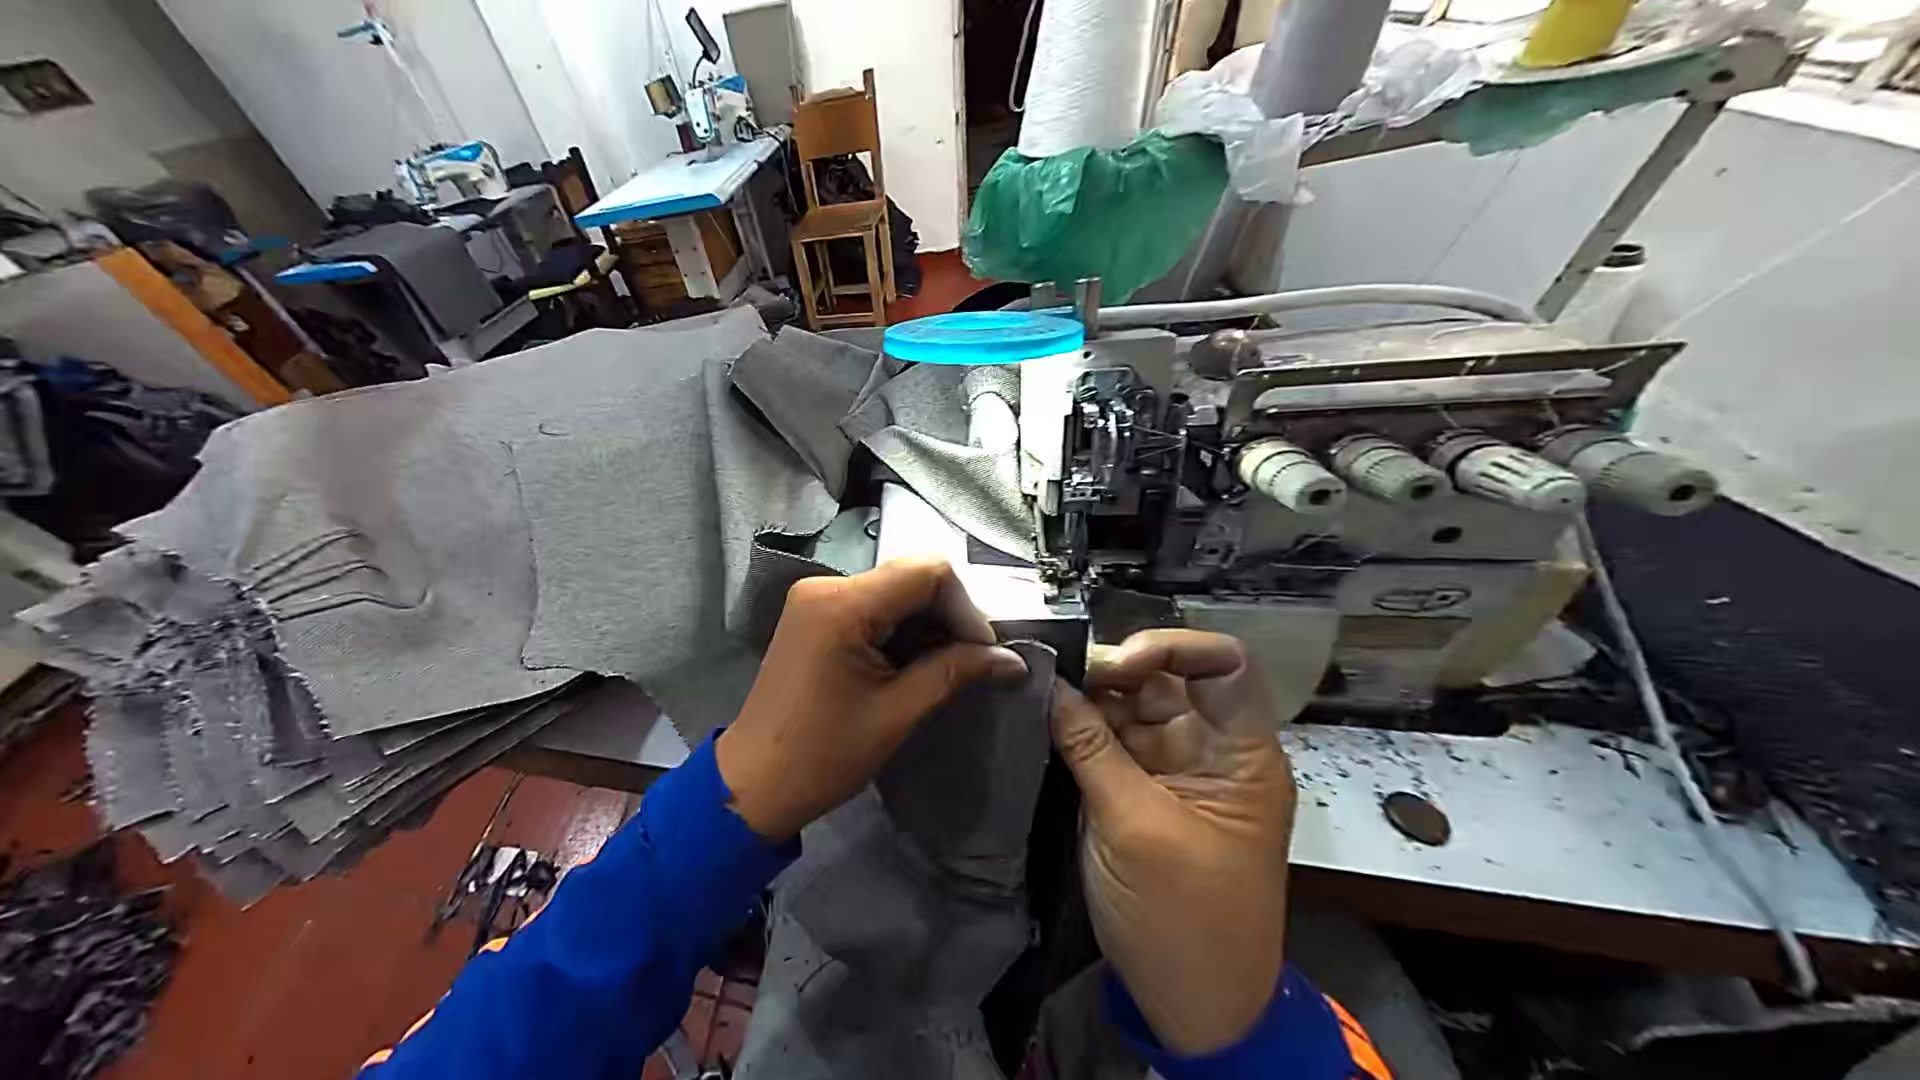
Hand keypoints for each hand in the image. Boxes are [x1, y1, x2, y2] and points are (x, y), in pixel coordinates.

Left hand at [716, 557, 1028, 841]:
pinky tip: (913, 659)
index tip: (981, 651)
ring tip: (945, 665)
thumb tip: (1012, 660)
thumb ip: (955, 672)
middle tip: (970, 661)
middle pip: (912, 575)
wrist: (753, 783)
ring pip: (896, 588)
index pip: (928, 572)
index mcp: (842, 605)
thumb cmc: (822, 755)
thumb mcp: (897, 713)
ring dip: (928, 621)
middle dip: (949, 614)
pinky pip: (874, 603)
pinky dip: (902, 625)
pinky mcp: (815, 613)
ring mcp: (817, 597)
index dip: (965, 607)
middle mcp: (826, 586)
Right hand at [1050, 630, 1305, 1055]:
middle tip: (1058, 681)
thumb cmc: (1182, 918)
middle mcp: (1209, 750)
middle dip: (1115, 675)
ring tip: (1044, 697)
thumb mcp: (1134, 827)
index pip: (1224, 666)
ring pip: (1132, 709)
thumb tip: (1050, 685)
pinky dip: (1082, 730)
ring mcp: (1172, 770)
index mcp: (1240, 754)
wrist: (1190, 1006)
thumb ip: (1090, 748)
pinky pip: (1111, 741)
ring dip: (1092, 701)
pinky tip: (1049, 721)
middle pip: (1167, 682)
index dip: (1175, 648)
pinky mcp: (1140, 790)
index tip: (1117, 666)